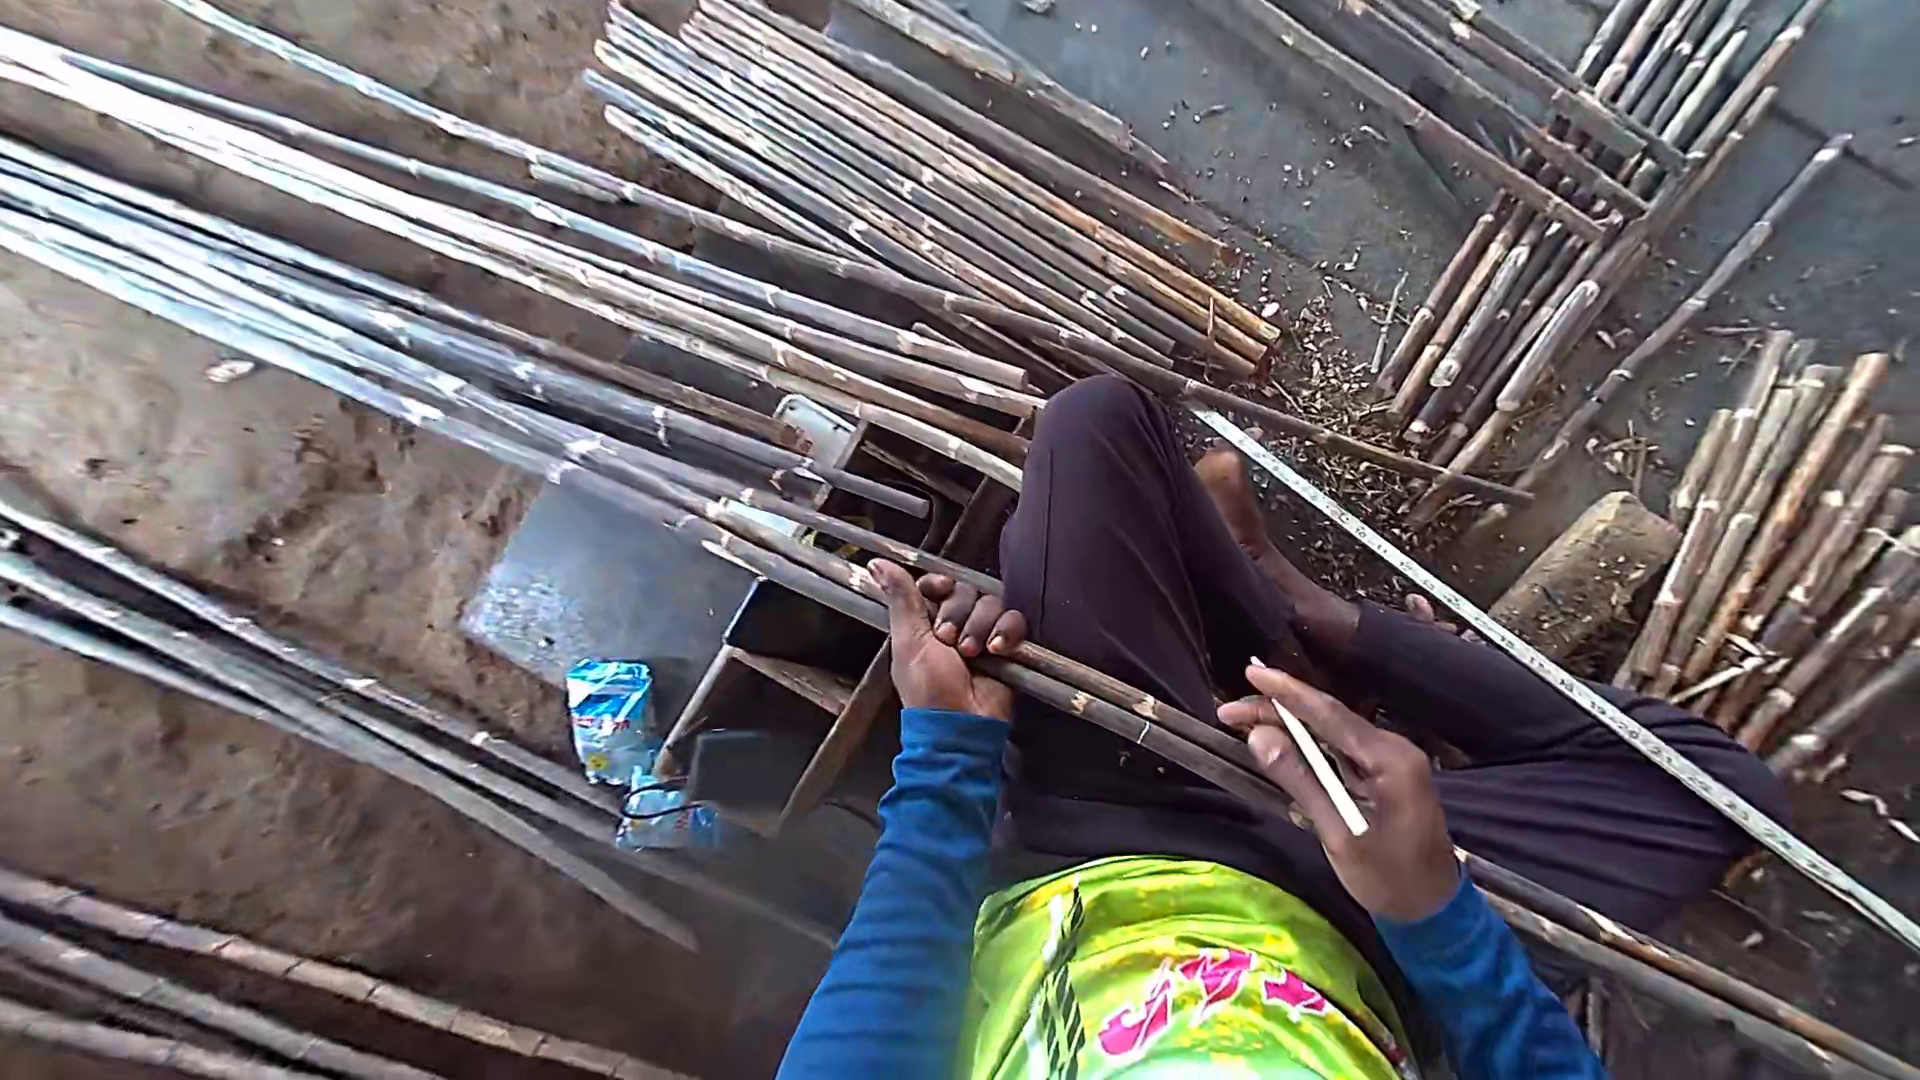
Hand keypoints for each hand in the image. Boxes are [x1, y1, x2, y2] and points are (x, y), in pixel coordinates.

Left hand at [870, 559, 1024, 720]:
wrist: (962, 724)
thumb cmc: (928, 687)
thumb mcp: (909, 640)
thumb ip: (900, 598)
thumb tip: (876, 563)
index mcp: (925, 620)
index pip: (938, 584)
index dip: (941, 584)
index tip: (941, 589)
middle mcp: (955, 623)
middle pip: (965, 591)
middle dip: (960, 614)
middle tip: (951, 642)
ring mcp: (982, 633)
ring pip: (991, 603)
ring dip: (982, 626)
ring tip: (973, 653)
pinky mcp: (1007, 645)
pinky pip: (1014, 620)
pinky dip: (1007, 632)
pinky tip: (998, 650)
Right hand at [1219, 666, 1458, 921]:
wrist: (1434, 914)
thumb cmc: (1390, 880)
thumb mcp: (1339, 835)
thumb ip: (1300, 781)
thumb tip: (1258, 735)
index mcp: (1391, 761)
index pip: (1329, 714)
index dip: (1286, 691)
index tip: (1251, 672)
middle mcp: (1392, 749)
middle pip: (1324, 716)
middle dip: (1274, 709)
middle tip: (1228, 712)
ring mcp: (1387, 758)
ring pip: (1325, 727)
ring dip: (1282, 722)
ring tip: (1240, 721)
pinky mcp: (1379, 769)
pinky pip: (1333, 743)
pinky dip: (1300, 739)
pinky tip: (1274, 738)